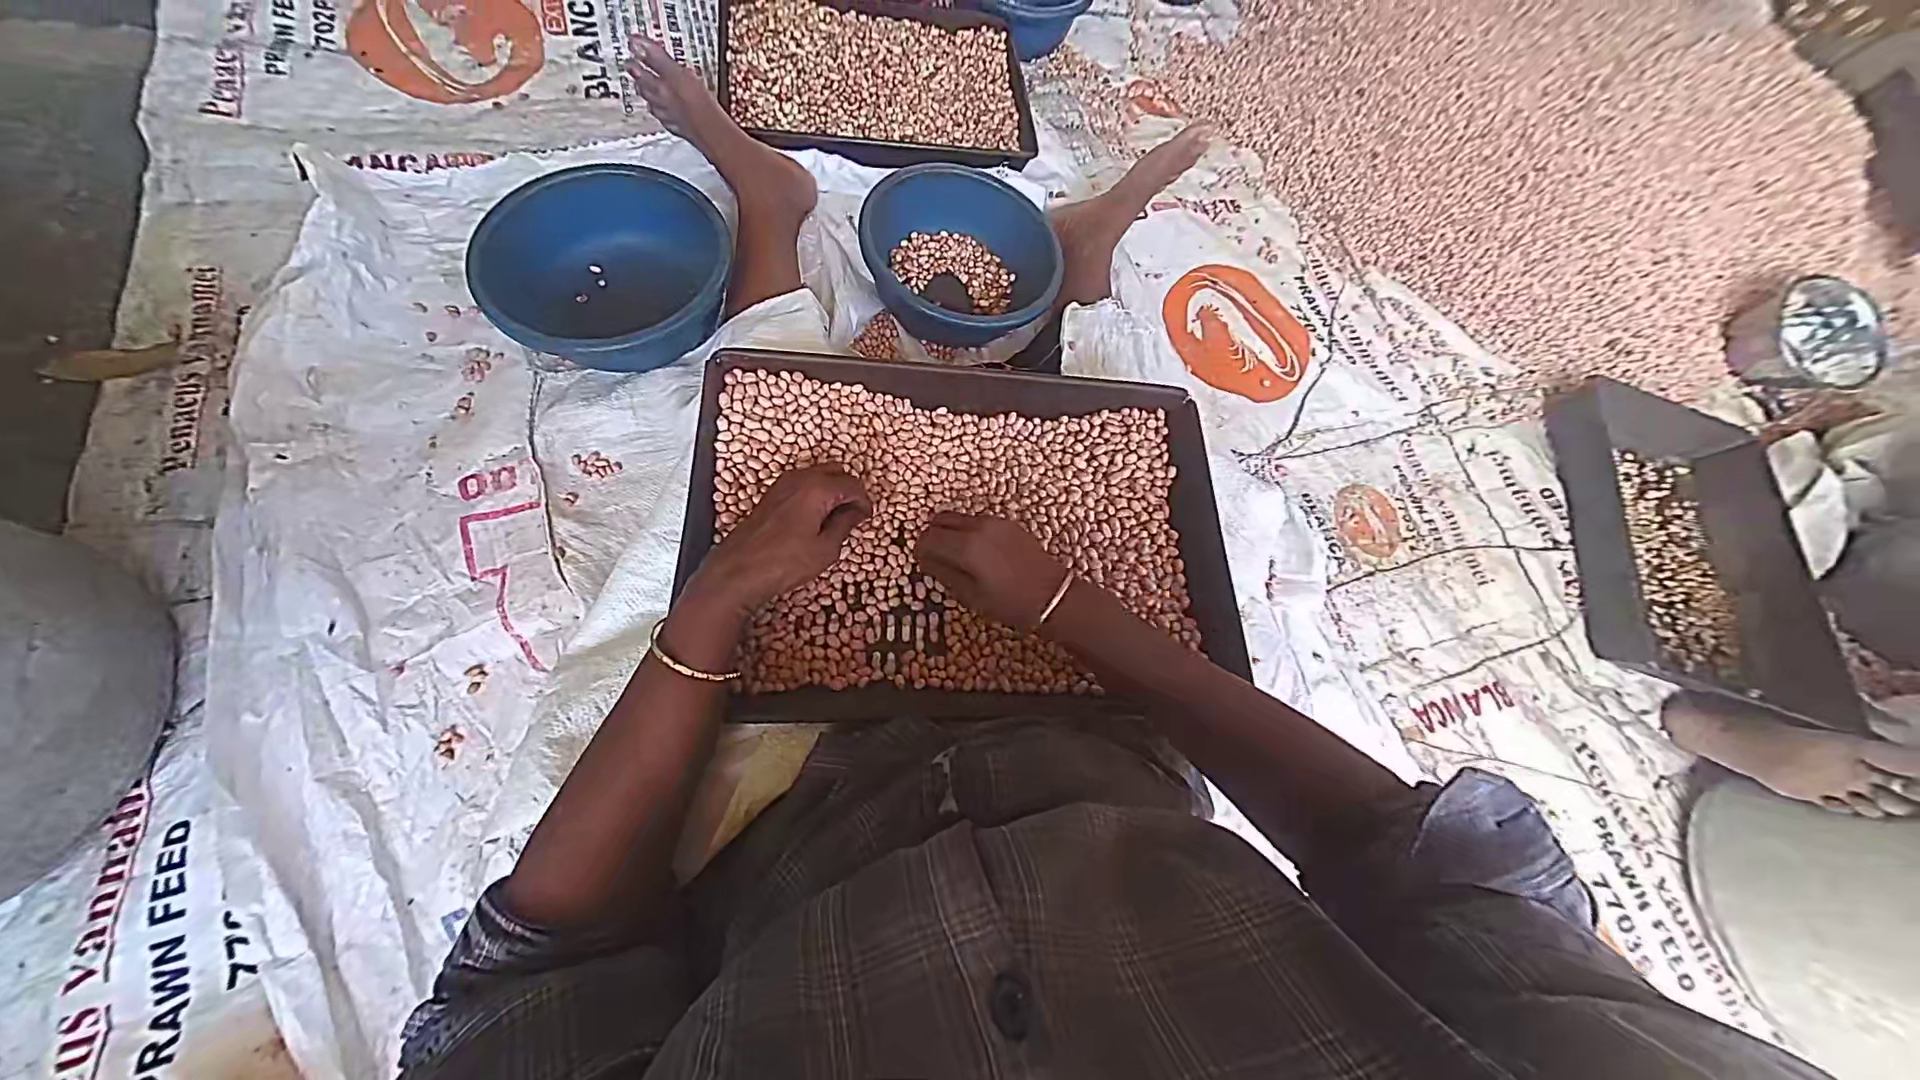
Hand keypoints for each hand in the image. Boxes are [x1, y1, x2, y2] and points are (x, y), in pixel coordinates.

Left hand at [688, 464, 870, 617]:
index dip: (865, 502)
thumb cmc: (781, 562)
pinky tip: (817, 519)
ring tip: (838, 519)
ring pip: (819, 475)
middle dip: (850, 491)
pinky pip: (803, 484)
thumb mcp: (826, 549)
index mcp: (817, 488)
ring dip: (833, 491)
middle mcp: (799, 479)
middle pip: (837, 472)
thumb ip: (845, 525)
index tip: (867, 518)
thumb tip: (855, 513)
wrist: (738, 571)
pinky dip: (816, 494)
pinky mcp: (772, 495)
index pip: (853, 485)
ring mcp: (783, 485)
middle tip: (856, 516)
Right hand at [915, 513, 1068, 629]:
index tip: (921, 562)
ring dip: (949, 532)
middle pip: (940, 520)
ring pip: (959, 518)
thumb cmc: (1008, 602)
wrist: (1051, 596)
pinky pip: (977, 521)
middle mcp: (978, 526)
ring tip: (955, 557)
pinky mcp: (1008, 523)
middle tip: (933, 557)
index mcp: (965, 546)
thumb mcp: (970, 595)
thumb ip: (943, 573)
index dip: (920, 550)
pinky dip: (967, 531)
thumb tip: (925, 559)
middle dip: (932, 536)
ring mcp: (995, 522)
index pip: (928, 538)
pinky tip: (976, 553)